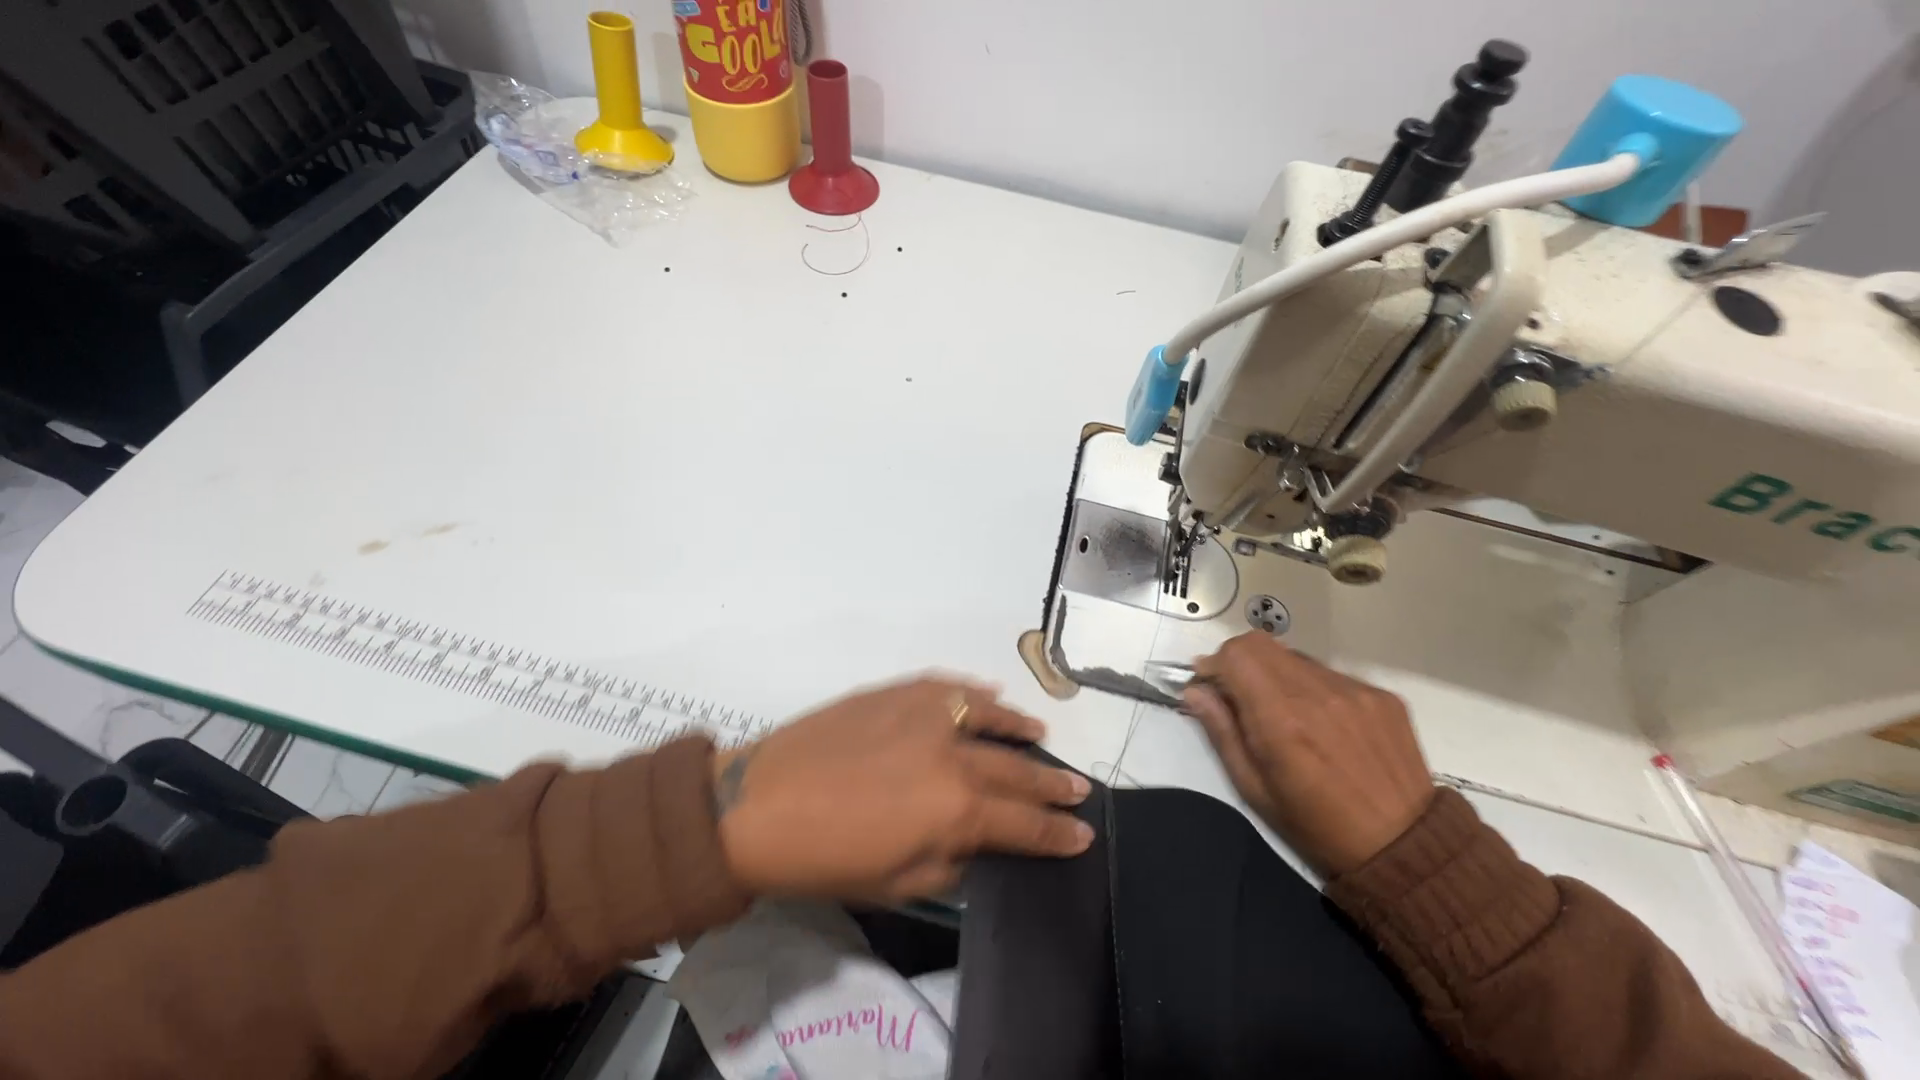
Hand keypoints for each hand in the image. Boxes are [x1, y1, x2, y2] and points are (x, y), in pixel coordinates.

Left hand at [713, 678, 1093, 902]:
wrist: (755, 806)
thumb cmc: (825, 859)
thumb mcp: (897, 883)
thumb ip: (950, 861)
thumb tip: (974, 842)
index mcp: (955, 810)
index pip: (1023, 824)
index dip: (1057, 834)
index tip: (1084, 835)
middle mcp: (953, 754)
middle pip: (1016, 771)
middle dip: (1053, 786)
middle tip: (1080, 791)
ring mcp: (925, 715)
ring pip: (990, 717)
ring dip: (1021, 731)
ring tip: (1041, 737)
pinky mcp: (897, 693)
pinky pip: (950, 689)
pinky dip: (976, 695)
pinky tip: (989, 697)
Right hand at [1187, 633, 1435, 877]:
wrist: (1403, 847)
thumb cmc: (1315, 827)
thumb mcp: (1254, 789)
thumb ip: (1222, 732)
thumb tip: (1195, 691)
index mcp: (1280, 718)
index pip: (1235, 654)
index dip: (1214, 664)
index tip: (1209, 686)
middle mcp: (1318, 692)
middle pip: (1262, 645)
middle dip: (1239, 662)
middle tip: (1239, 696)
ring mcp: (1355, 690)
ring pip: (1296, 658)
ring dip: (1277, 675)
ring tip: (1285, 716)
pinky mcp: (1383, 696)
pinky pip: (1332, 675)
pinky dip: (1314, 689)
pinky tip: (1324, 726)